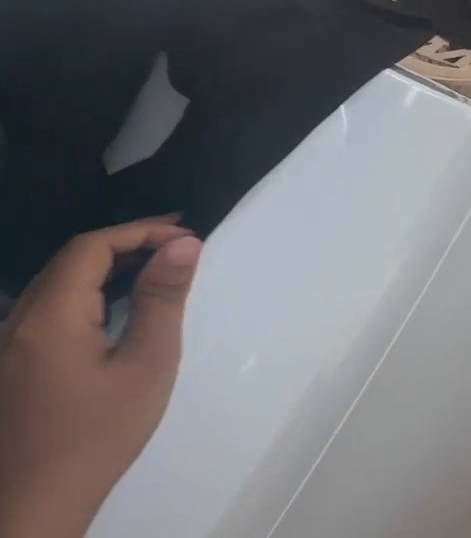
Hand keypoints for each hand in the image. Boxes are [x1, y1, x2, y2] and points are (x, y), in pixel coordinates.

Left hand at [0, 220, 201, 537]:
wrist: (32, 504)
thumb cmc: (99, 431)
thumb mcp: (147, 362)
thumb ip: (161, 299)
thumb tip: (184, 243)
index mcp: (48, 322)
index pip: (89, 249)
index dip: (140, 231)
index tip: (189, 237)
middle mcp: (15, 328)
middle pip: (66, 262)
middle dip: (126, 242)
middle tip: (182, 244)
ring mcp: (6, 351)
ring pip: (53, 284)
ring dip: (107, 265)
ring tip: (159, 265)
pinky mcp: (9, 369)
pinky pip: (46, 309)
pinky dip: (88, 290)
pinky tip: (119, 304)